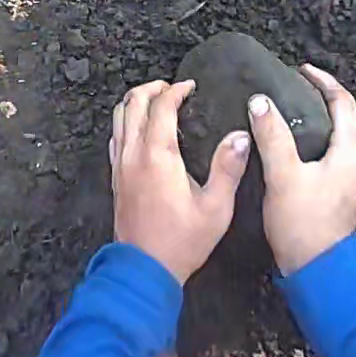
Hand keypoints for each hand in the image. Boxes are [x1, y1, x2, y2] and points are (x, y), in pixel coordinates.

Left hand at [109, 79, 250, 283]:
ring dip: (136, 101)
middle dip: (152, 88)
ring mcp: (120, 163)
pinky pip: (115, 135)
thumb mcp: (216, 208)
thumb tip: (240, 137)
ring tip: (156, 100)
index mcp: (158, 155)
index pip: (161, 106)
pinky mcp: (116, 175)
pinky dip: (126, 120)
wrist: (144, 269)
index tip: (190, 86)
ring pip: (119, 116)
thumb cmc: (181, 241)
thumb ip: (228, 168)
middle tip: (172, 87)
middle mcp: (134, 153)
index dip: (176, 90)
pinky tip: (140, 128)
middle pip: (133, 102)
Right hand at [247, 64, 355, 274]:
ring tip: (283, 106)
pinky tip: (285, 139)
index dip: (323, 81)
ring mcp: (347, 177)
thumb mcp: (284, 174)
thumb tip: (260, 100)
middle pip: (341, 116)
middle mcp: (355, 161)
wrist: (316, 271)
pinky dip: (309, 135)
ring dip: (312, 116)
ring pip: (332, 133)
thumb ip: (272, 135)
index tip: (299, 69)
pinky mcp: (335, 189)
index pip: (343, 102)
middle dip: (316, 96)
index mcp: (350, 152)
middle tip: (287, 84)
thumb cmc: (302, 221)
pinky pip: (325, 149)